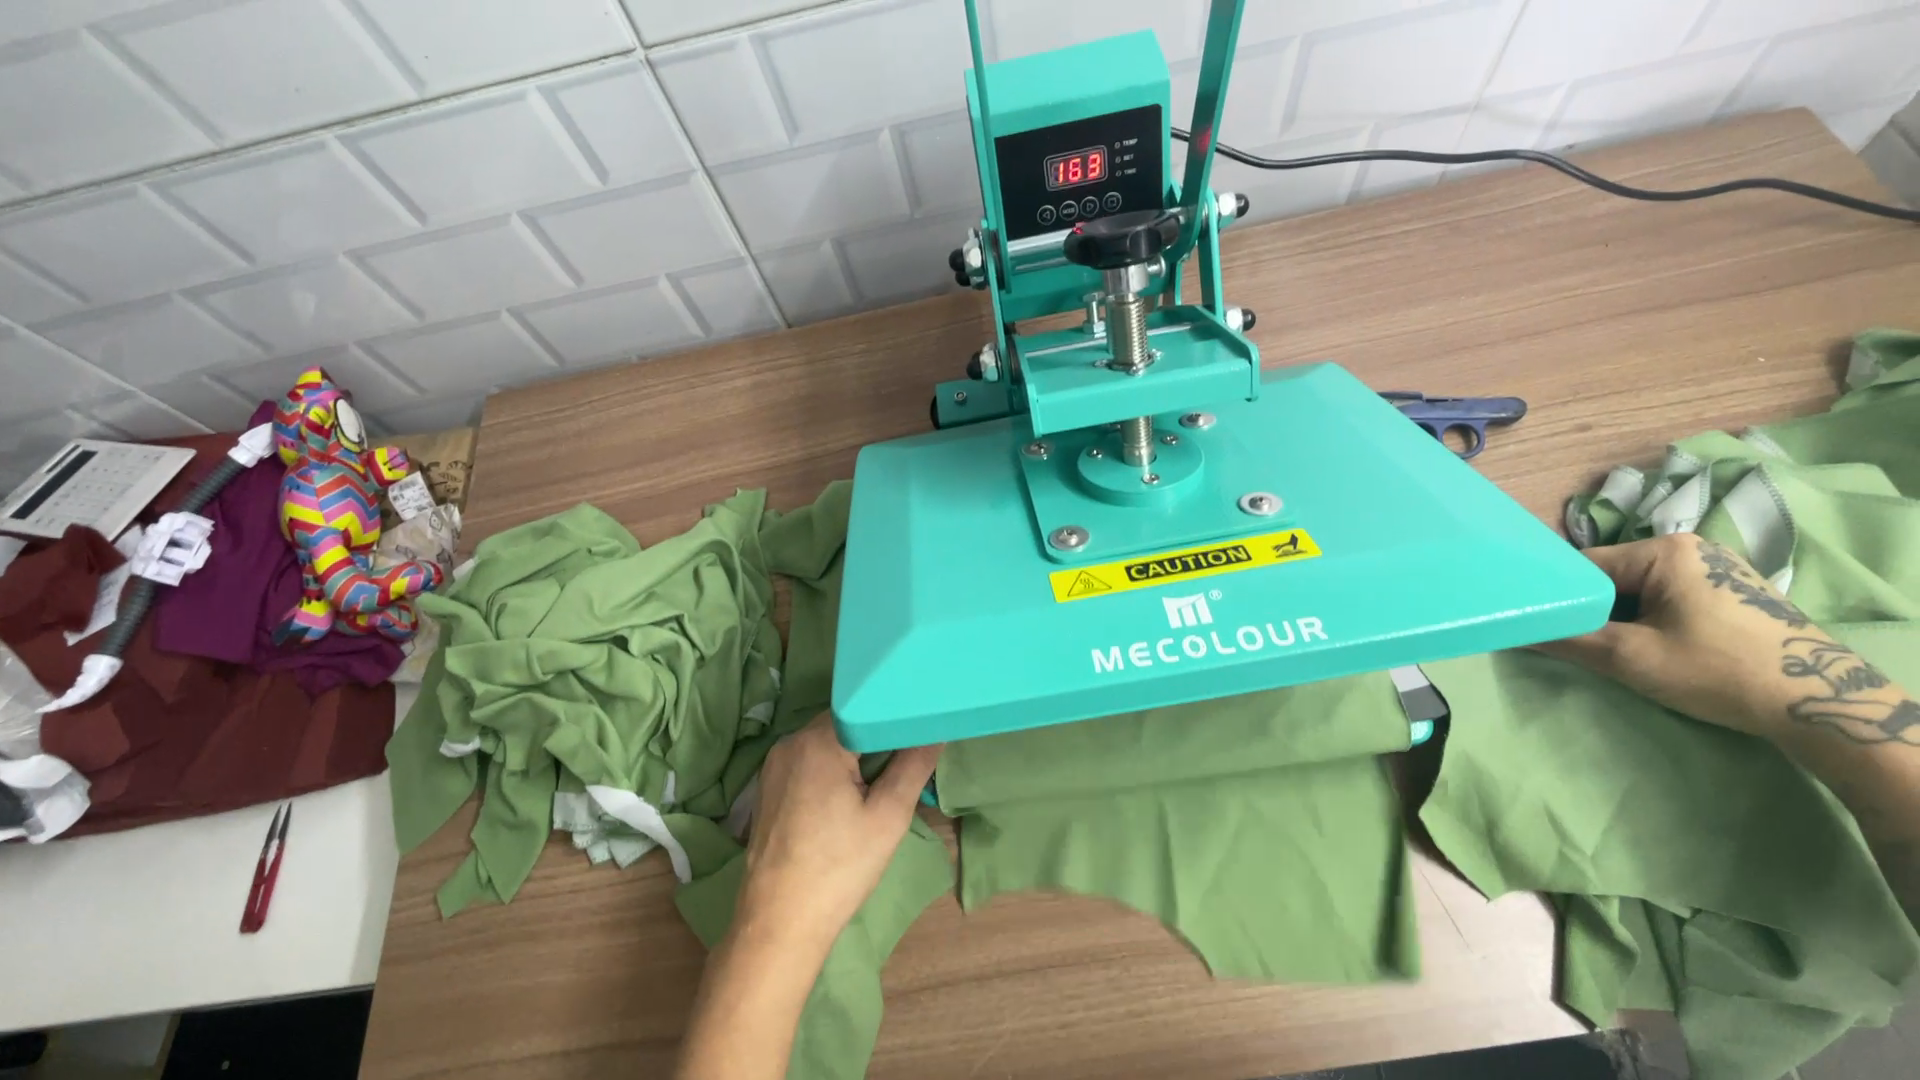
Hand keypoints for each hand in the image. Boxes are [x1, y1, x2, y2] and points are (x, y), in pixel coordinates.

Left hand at [736, 714, 942, 951]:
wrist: (780, 924)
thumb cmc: (839, 868)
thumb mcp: (888, 816)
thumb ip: (913, 765)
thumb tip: (934, 729)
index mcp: (817, 741)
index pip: (865, 706)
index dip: (895, 715)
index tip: (921, 726)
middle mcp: (790, 744)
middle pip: (845, 724)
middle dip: (877, 738)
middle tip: (911, 757)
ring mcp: (774, 767)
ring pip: (827, 745)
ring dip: (856, 757)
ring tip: (887, 778)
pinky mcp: (769, 790)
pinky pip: (809, 764)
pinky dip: (834, 772)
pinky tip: (853, 798)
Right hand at [1536, 533, 1826, 738]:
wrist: (1821, 705)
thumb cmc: (1716, 670)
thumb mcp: (1628, 657)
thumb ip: (1565, 639)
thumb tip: (1510, 630)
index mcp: (1663, 551)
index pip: (1584, 566)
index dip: (1555, 595)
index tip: (1533, 620)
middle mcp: (1689, 550)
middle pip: (1611, 577)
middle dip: (1589, 610)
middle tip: (1569, 642)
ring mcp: (1716, 571)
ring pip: (1638, 591)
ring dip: (1618, 619)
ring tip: (1605, 648)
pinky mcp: (1730, 594)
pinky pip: (1666, 599)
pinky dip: (1647, 621)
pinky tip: (1647, 647)